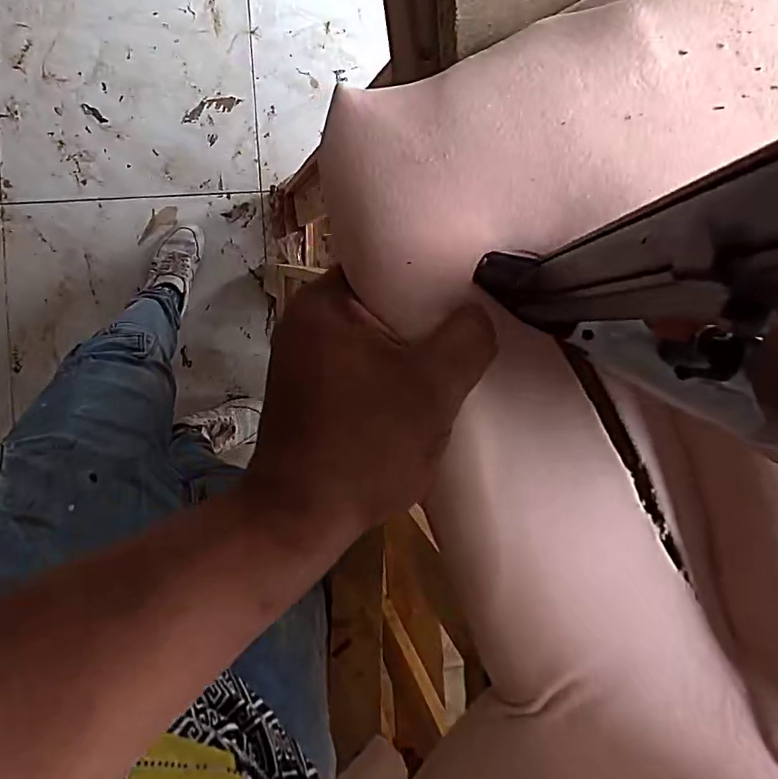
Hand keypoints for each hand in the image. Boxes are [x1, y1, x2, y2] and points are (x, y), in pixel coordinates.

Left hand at [241, 268, 496, 546]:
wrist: (301, 515)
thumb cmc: (364, 444)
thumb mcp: (432, 388)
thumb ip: (465, 338)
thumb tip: (477, 312)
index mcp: (323, 302)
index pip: (382, 263)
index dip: (428, 272)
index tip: (467, 284)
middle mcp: (304, 320)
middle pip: (377, 300)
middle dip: (421, 315)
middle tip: (467, 324)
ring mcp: (300, 357)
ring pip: (369, 336)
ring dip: (405, 349)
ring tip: (450, 358)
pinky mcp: (305, 390)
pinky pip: (355, 364)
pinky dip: (384, 372)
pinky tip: (414, 391)